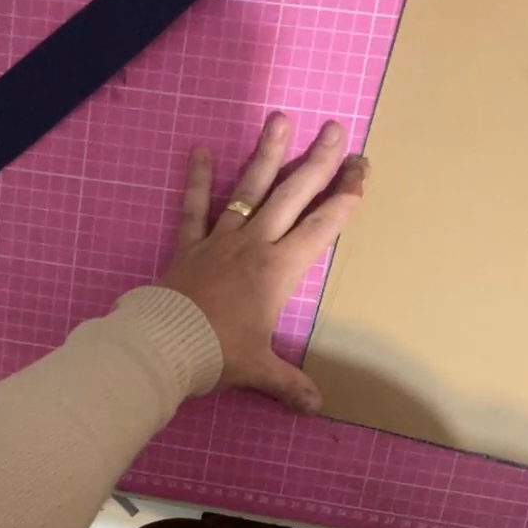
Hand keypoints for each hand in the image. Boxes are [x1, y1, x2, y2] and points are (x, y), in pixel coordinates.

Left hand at [157, 113, 368, 413]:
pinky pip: (193, 208)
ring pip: (248, 190)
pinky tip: (198, 152)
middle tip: (335, 129)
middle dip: (318, 163)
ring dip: (267, 155)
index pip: (322, 228)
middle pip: (292, 196)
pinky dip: (195, 181)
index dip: (344, 200)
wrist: (166, 346)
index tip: (361, 171)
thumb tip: (315, 408)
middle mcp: (255, 245)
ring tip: (280, 119)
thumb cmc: (218, 354)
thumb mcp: (258, 370)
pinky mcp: (188, 246)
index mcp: (279, 270)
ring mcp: (220, 241)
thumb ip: (289, 384)